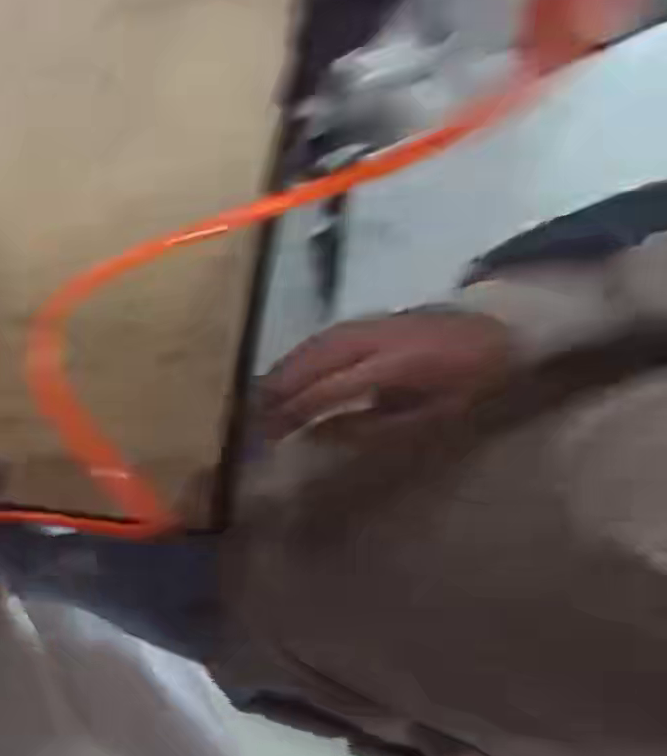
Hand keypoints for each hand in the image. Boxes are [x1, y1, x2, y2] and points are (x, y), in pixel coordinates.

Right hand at [258, 310, 514, 439]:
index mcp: (398, 364)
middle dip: (273, 396)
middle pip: (304, 367)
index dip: (293, 412)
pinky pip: (308, 345)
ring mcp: (359, 326)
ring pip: (300, 354)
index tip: (269, 434)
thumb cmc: (473, 379)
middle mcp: (371, 340)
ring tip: (254, 405)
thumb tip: (314, 433)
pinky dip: (286, 365)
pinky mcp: (353, 322)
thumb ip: (375, 426)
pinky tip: (275, 382)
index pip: (326, 389)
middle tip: (249, 422)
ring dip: (273, 380)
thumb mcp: (438, 413)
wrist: (505, 325)